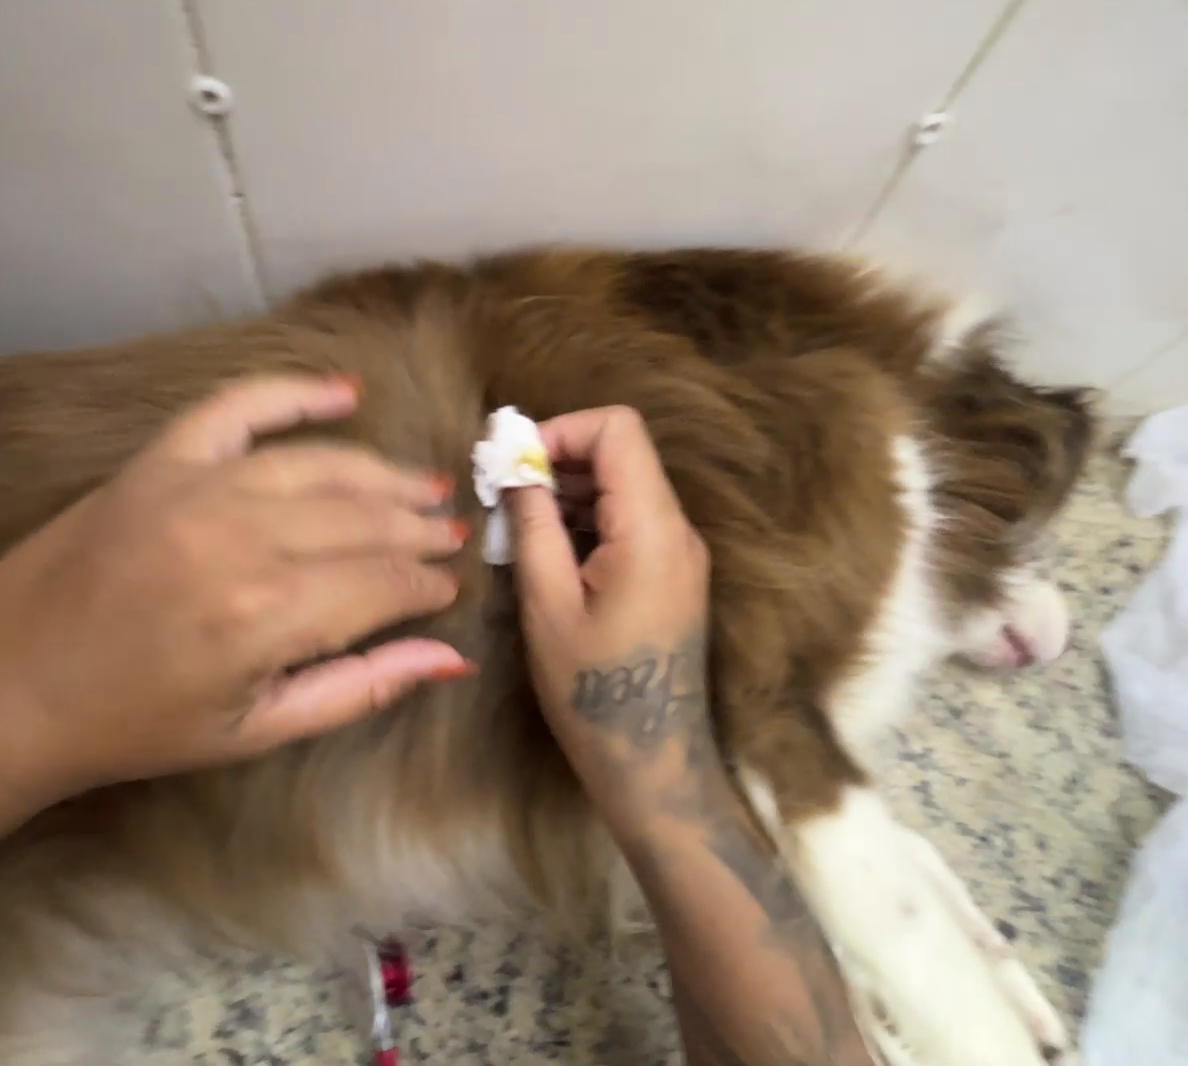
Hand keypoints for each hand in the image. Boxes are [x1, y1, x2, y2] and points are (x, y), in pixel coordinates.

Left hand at [0, 375, 473, 801]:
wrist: (0, 691)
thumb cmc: (136, 727)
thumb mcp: (258, 730)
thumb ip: (362, 689)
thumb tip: (452, 660)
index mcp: (267, 615)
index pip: (384, 582)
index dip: (428, 584)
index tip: (450, 588)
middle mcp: (242, 537)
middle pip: (364, 519)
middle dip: (419, 528)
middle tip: (454, 532)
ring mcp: (196, 487)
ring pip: (323, 465)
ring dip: (385, 474)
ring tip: (427, 485)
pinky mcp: (158, 461)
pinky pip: (239, 406)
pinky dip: (296, 392)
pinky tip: (346, 391)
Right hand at [505, 407, 712, 822]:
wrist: (651, 759)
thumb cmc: (591, 687)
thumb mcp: (548, 602)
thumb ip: (533, 522)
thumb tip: (515, 465)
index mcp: (652, 528)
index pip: (618, 429)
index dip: (562, 429)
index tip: (516, 464)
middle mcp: (679, 528)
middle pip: (623, 453)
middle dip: (560, 458)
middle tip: (506, 494)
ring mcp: (681, 551)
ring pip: (625, 484)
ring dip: (571, 489)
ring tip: (520, 522)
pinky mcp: (674, 571)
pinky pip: (631, 519)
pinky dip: (589, 517)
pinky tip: (551, 546)